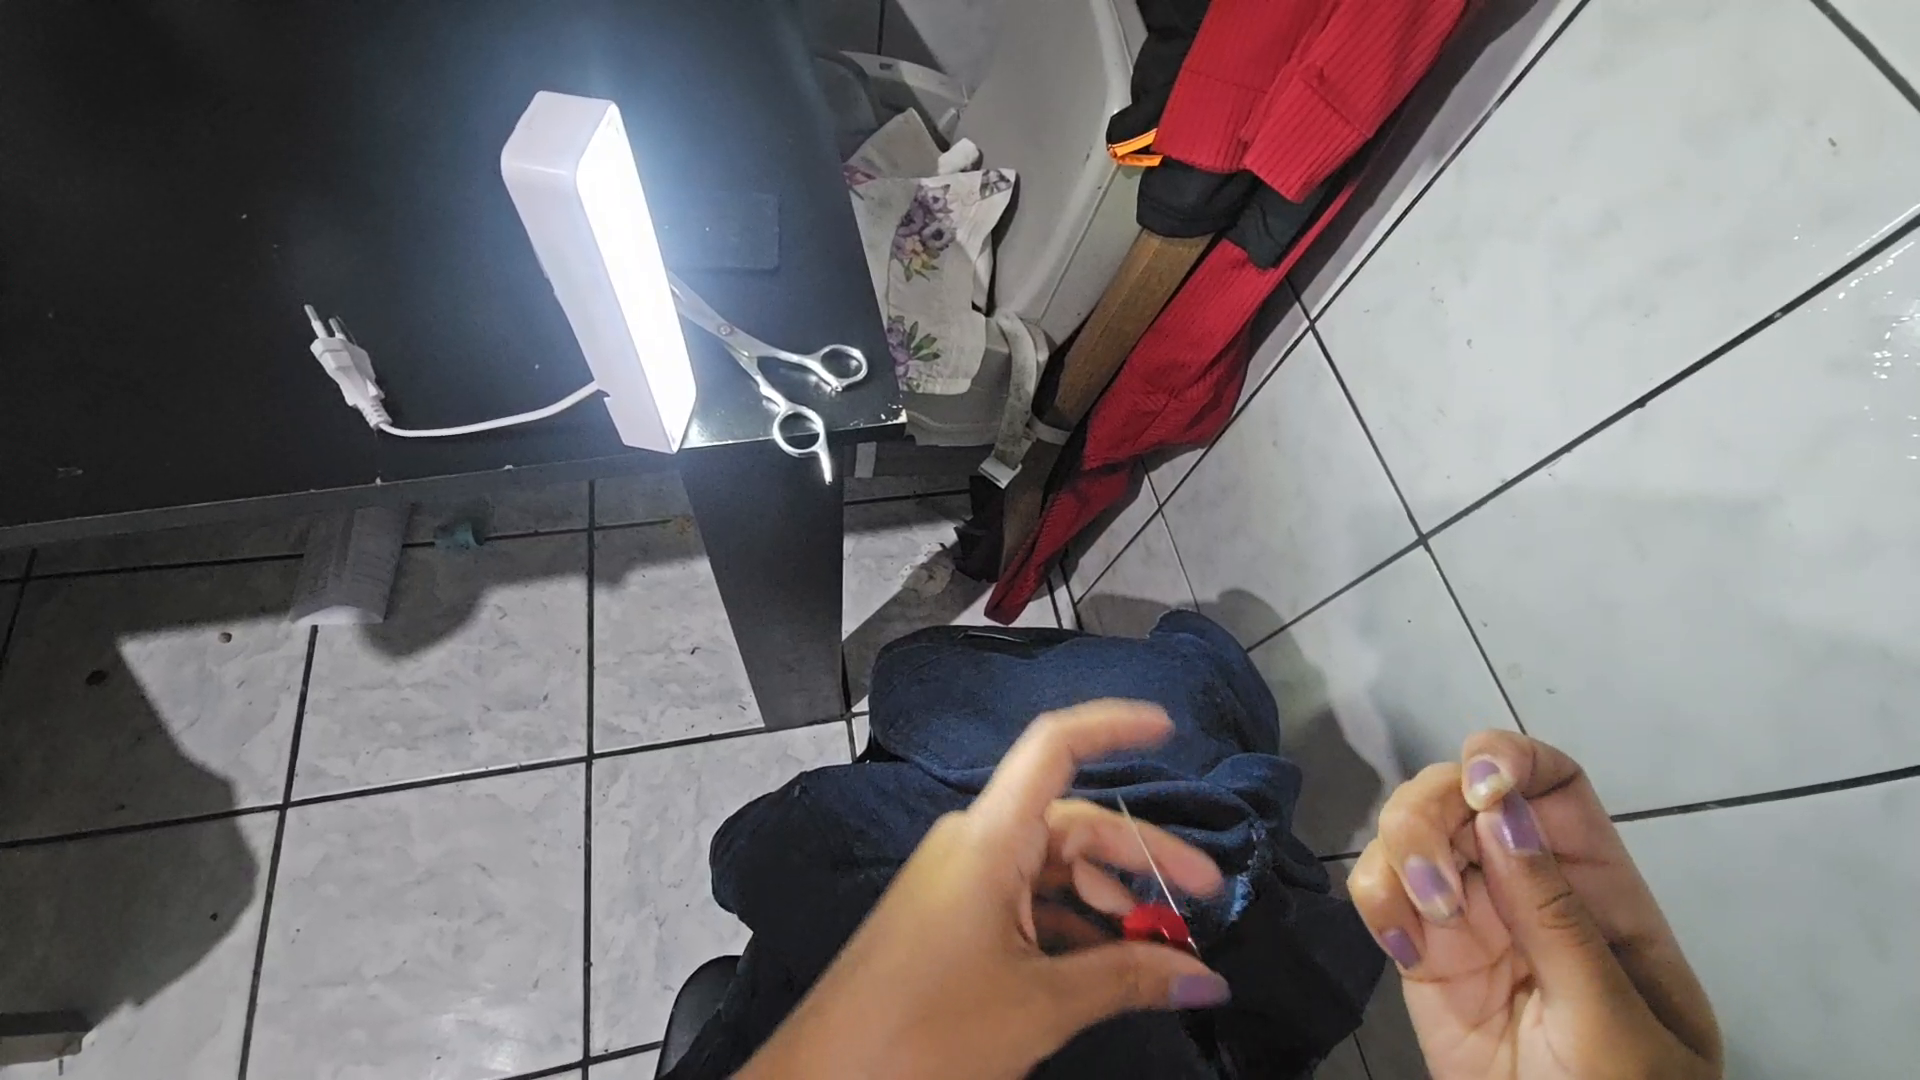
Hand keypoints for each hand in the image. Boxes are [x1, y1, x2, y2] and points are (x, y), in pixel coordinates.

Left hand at [738, 700, 1231, 1079]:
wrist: (826, 1076)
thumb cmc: (928, 1030)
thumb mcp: (1039, 1003)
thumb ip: (1126, 979)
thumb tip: (1206, 975)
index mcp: (991, 836)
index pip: (1053, 747)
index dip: (1111, 726)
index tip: (1166, 727)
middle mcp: (977, 839)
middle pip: (1071, 820)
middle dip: (1138, 853)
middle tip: (1205, 894)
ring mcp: (963, 874)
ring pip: (1052, 863)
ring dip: (1107, 897)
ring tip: (1160, 945)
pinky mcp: (955, 909)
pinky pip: (1027, 896)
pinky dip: (1071, 921)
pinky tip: (1109, 962)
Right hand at [1349, 731, 1721, 1078]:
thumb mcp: (1613, 1026)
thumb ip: (1560, 922)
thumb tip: (1502, 812)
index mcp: (1593, 886)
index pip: (1553, 782)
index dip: (1512, 759)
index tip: (1482, 789)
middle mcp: (1520, 879)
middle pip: (1457, 788)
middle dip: (1428, 816)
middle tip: (1434, 885)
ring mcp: (1462, 906)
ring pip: (1405, 825)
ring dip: (1398, 858)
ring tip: (1421, 927)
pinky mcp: (1414, 935)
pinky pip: (1376, 882)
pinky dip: (1375, 900)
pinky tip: (1403, 952)